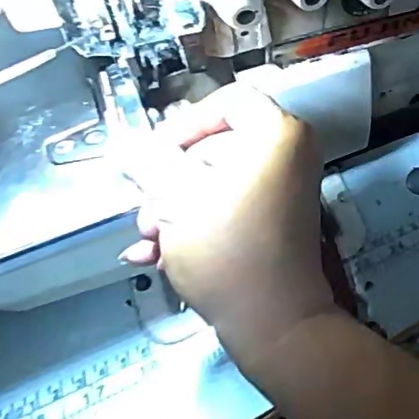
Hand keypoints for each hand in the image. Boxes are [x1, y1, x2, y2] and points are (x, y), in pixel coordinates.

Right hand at [123, 84, 335, 361]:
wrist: (273, 318)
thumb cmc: (229, 249)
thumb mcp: (177, 198)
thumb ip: (149, 162)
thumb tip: (127, 143)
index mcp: (280, 133)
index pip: (229, 101)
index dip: (186, 122)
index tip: (154, 154)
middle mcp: (290, 151)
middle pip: (216, 144)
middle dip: (170, 179)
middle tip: (147, 210)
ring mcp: (285, 184)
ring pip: (215, 179)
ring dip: (175, 207)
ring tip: (153, 238)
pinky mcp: (275, 215)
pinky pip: (229, 204)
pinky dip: (195, 223)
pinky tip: (160, 253)